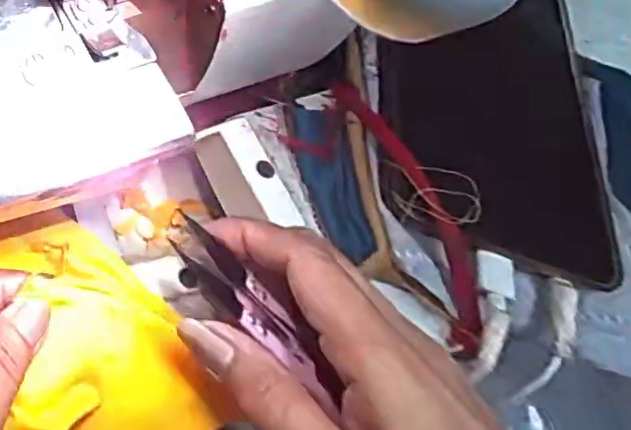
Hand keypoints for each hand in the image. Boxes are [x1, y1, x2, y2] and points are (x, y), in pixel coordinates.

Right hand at [177, 219, 497, 429]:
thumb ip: (267, 395)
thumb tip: (197, 329)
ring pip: (341, 294)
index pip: (305, 256)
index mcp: (384, 352)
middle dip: (257, 253)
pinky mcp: (434, 391)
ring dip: (282, 288)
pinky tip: (290, 359)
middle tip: (204, 272)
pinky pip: (360, 328)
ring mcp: (428, 366)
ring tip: (234, 315)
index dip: (247, 234)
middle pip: (322, 263)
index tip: (196, 239)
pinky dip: (311, 321)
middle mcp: (409, 343)